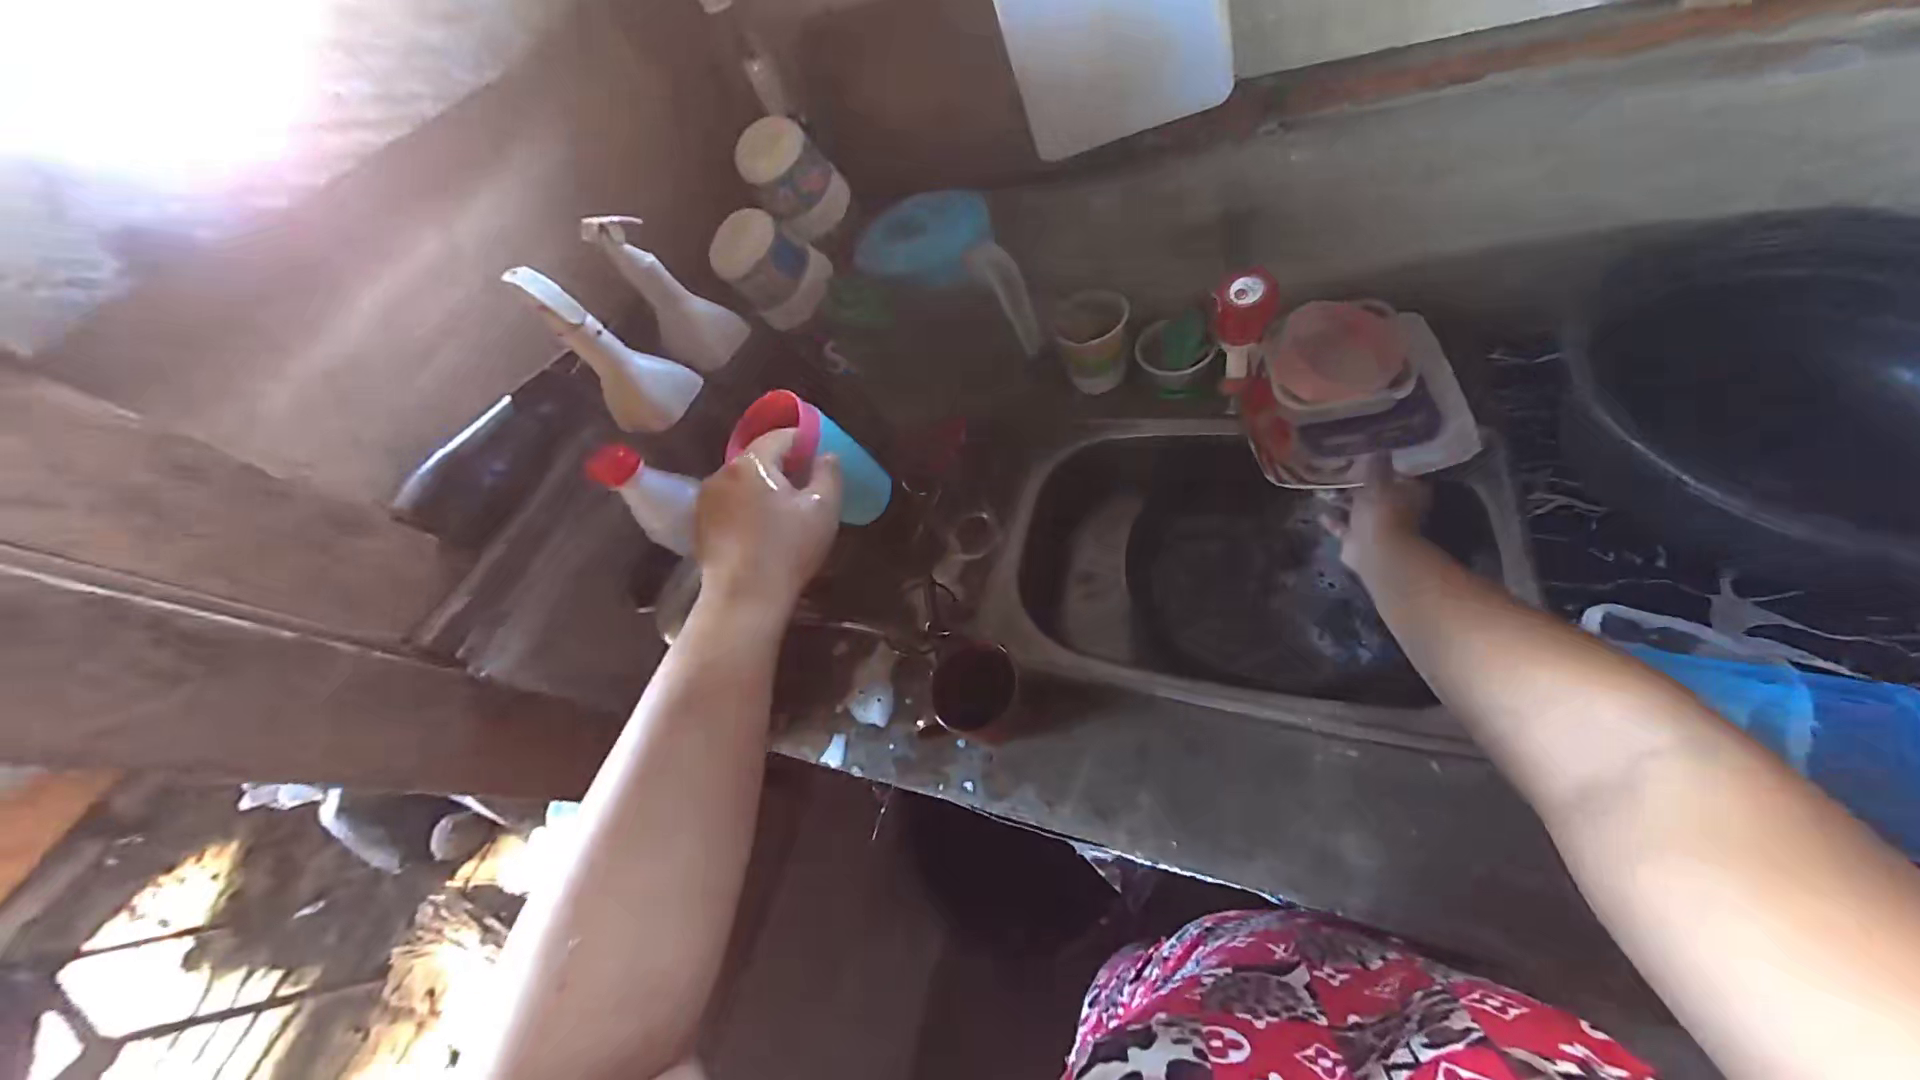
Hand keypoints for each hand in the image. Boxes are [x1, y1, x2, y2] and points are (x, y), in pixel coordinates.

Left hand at [695, 430, 842, 611]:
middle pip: (760, 456)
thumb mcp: (823, 508)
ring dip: (765, 486)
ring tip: (787, 510)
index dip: (806, 441)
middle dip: (786, 465)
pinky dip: (748, 505)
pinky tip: (763, 528)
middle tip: (809, 487)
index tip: (822, 459)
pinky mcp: (701, 523)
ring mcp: (707, 498)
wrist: (744, 598)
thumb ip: (829, 473)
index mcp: (752, 462)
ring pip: (744, 480)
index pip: (782, 435)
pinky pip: (731, 501)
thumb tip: (826, 455)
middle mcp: (722, 472)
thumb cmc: (788, 549)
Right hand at [1324, 453, 1429, 575]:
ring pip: (1358, 509)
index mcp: (1407, 493)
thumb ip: (1375, 465)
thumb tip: (1377, 443)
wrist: (1375, 552)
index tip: (1365, 454)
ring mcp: (1375, 525)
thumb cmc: (1382, 513)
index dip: (1383, 464)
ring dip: (1343, 502)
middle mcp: (1394, 509)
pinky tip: (1320, 511)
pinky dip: (1332, 520)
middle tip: (1339, 470)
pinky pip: (1342, 526)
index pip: (1398, 474)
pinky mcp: (1357, 539)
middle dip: (1359, 484)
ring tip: (1323, 489)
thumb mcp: (1378, 482)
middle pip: (1376, 492)